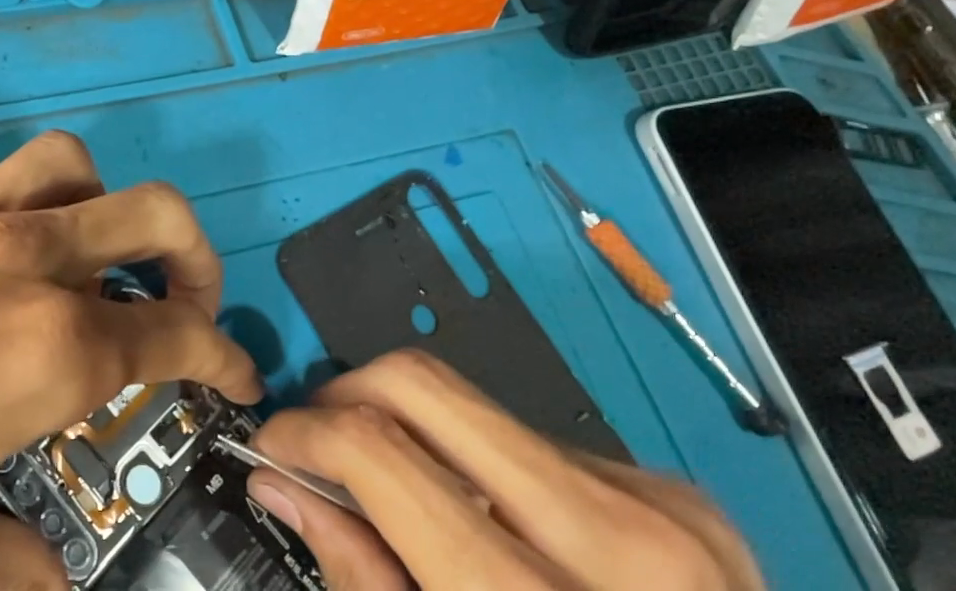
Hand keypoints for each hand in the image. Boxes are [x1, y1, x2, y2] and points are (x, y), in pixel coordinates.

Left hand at [0, 131, 260, 590]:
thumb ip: (8, 561)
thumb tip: (47, 577)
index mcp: (52, 344)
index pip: (177, 332)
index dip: (223, 356)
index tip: (235, 378)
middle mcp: (20, 259)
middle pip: (148, 212)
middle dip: (190, 254)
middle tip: (183, 302)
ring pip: (65, 165)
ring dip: (99, 203)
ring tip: (93, 255)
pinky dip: (7, 190)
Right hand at [246, 350, 763, 589]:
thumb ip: (362, 579)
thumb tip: (281, 484)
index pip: (379, 450)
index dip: (302, 434)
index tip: (273, 448)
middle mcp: (612, 533)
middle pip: (422, 384)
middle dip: (344, 398)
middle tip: (317, 445)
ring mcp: (661, 507)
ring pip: (474, 403)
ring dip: (412, 433)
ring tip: (400, 495)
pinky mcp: (682, 499)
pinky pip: (535, 441)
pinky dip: (481, 465)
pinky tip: (491, 527)